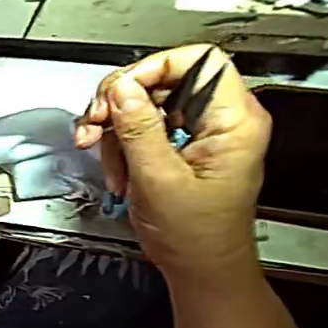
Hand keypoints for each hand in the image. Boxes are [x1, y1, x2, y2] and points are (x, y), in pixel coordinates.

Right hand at [73, 44, 270, 287]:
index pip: (197, 61)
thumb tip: (122, 89)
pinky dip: (118, 141)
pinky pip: (142, 126)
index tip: (118, 94)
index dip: (151, 70)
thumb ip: (138, 129)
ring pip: (145, 103)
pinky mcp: (180, 144)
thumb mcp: (158, 179)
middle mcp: (221, 119)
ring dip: (113, 125)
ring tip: (96, 148)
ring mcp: (199, 131)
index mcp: (233, 121)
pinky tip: (112, 162)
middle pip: (163, 80)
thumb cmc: (194, 234)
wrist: (199, 266)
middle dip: (120, 101)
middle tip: (94, 123)